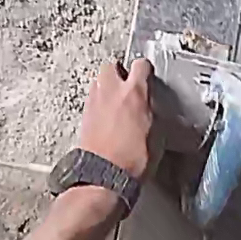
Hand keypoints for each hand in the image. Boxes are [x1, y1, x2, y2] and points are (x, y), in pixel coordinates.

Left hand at [76, 58, 154, 178]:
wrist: (104, 174)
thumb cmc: (130, 158)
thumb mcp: (156, 135)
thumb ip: (151, 114)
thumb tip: (150, 110)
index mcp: (134, 93)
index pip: (140, 65)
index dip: (145, 69)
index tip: (147, 75)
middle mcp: (111, 92)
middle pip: (111, 66)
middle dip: (118, 71)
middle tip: (126, 83)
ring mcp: (94, 102)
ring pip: (98, 80)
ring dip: (106, 86)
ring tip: (115, 99)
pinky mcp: (84, 115)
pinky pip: (91, 99)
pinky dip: (98, 102)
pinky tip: (105, 115)